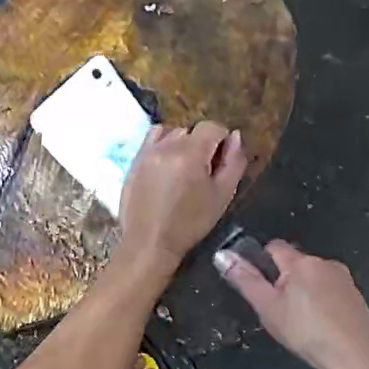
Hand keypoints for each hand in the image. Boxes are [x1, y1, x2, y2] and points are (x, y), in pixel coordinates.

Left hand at [117, 122, 246, 269]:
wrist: (149, 241)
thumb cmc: (190, 223)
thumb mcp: (222, 194)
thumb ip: (234, 161)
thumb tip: (235, 136)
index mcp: (189, 153)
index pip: (212, 127)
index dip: (222, 141)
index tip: (220, 162)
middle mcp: (165, 146)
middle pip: (190, 131)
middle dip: (201, 146)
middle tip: (201, 173)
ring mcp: (145, 153)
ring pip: (170, 133)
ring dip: (180, 144)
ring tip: (182, 170)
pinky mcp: (133, 162)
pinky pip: (150, 141)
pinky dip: (161, 146)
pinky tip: (165, 167)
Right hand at [214, 240, 368, 368]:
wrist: (356, 357)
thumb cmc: (306, 332)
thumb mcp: (267, 307)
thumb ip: (244, 279)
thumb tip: (223, 256)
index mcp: (302, 262)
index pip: (273, 246)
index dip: (260, 262)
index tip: (260, 286)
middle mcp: (325, 263)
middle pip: (293, 263)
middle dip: (282, 280)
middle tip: (277, 308)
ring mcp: (344, 279)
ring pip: (311, 277)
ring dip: (301, 290)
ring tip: (298, 320)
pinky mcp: (356, 295)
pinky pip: (328, 289)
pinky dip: (319, 301)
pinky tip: (317, 324)